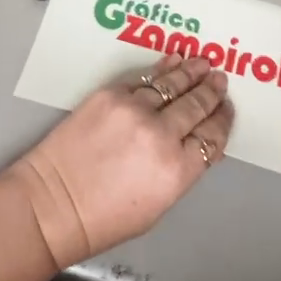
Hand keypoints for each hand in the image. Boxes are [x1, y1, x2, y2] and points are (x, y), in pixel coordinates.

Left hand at [10, 54, 234, 269]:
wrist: (53, 203)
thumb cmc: (105, 218)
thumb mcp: (159, 204)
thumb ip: (183, 170)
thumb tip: (198, 142)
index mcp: (177, 171)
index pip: (211, 135)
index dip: (222, 120)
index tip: (227, 109)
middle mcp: (161, 135)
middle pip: (196, 105)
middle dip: (211, 92)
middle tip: (220, 79)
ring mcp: (134, 110)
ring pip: (173, 85)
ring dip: (191, 73)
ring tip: (203, 63)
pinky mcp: (111, 95)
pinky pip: (145, 79)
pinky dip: (163, 70)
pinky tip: (173, 62)